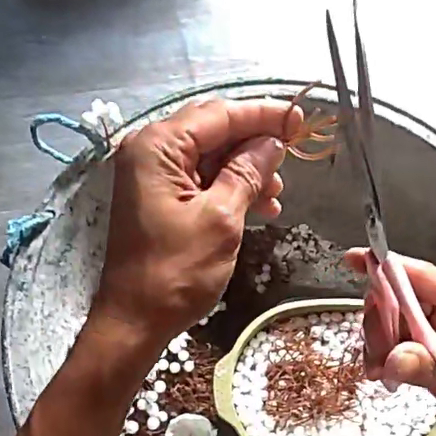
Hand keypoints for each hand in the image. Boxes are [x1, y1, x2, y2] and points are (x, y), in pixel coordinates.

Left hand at [94, 97, 299, 345]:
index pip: (219, 115)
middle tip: (292, 158)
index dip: (263, 115)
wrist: (136, 321)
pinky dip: (230, 191)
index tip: (300, 120)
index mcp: (157, 147)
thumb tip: (272, 143)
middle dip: (255, 145)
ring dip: (247, 173)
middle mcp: (149, 152)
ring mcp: (152, 179)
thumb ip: (247, 174)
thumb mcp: (220, 219)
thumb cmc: (175, 272)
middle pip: (213, 132)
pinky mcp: (159, 202)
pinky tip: (261, 209)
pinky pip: (201, 183)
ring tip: (278, 197)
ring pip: (210, 159)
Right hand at [344, 249, 435, 435]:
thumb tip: (391, 358)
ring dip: (382, 345)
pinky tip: (386, 376)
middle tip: (374, 353)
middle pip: (404, 301)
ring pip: (399, 325)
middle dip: (381, 323)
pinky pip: (405, 346)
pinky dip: (391, 359)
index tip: (353, 260)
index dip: (385, 268)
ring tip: (379, 372)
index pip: (422, 276)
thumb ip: (430, 368)